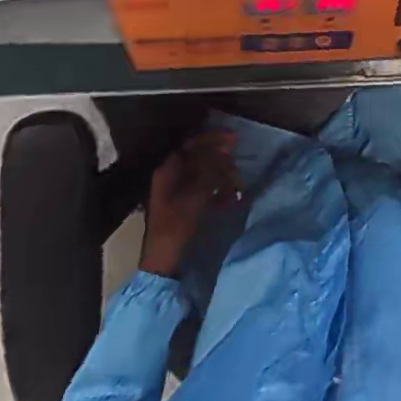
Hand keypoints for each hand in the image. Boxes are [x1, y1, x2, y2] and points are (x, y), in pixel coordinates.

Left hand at [139, 130, 239, 276]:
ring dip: (220, 175)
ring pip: (202, 174)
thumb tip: (224, 154)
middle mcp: (169, 176)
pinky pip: (203, 190)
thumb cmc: (175, 227)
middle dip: (219, 157)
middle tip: (237, 158)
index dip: (212, 139)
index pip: (191, 145)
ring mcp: (176, 191)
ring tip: (237, 182)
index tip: (233, 138)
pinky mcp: (183, 205)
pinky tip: (229, 199)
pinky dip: (216, 191)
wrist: (162, 262)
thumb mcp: (194, 198)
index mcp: (167, 170)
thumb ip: (209, 173)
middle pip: (197, 157)